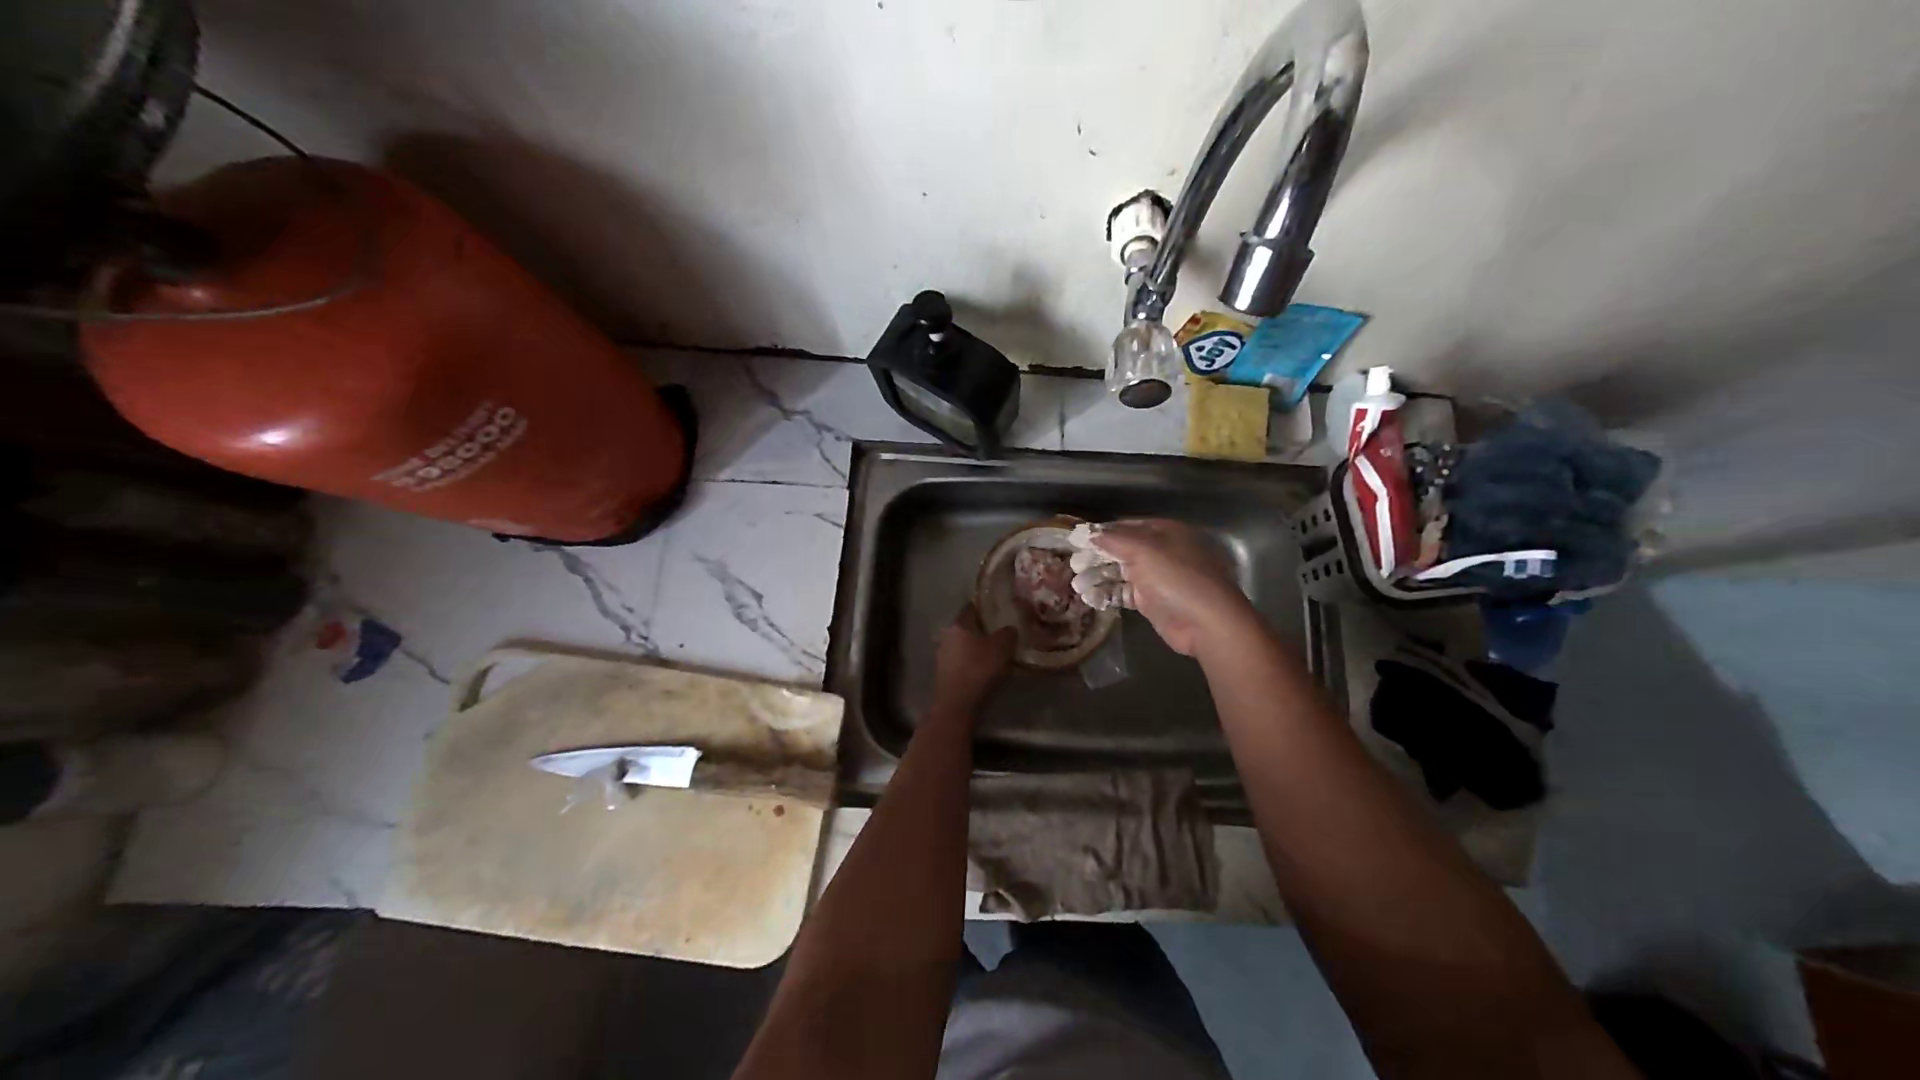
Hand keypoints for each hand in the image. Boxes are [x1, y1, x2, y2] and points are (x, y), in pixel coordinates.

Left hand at [932, 604, 1016, 712]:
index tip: (999, 608)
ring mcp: (943, 655)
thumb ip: (1007, 633)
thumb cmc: (978, 668)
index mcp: (958, 624)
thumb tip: (1009, 628)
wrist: (957, 703)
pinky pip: (961, 660)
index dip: (986, 606)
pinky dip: (972, 661)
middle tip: (1001, 630)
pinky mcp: (944, 672)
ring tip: (995, 651)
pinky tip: (984, 667)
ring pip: (963, 644)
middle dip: (982, 628)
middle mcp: (947, 636)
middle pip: (967, 627)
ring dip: (977, 646)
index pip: (972, 608)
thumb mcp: (1001, 648)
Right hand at [1073, 519, 1255, 656]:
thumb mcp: (1145, 550)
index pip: (1127, 526)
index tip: (1077, 541)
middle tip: (1074, 566)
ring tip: (1077, 585)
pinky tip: (1091, 598)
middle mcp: (1161, 552)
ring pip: (1121, 573)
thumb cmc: (1177, 578)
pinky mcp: (1153, 601)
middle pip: (1122, 550)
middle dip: (1097, 558)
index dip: (1102, 533)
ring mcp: (1157, 578)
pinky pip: (1125, 593)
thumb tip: (1091, 534)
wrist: (1207, 622)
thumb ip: (1115, 540)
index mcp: (1165, 532)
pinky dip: (1108, 594)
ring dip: (1099, 578)